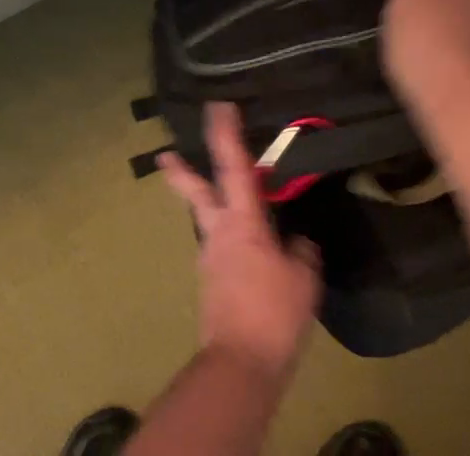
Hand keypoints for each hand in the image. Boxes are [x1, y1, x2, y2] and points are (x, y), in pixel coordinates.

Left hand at [157, 103, 321, 381]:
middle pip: (197, 194)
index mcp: (243, 223)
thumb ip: (300, 250)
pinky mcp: (213, 284)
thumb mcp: (304, 276)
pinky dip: (236, 243)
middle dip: (182, 172)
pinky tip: (255, 256)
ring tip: (240, 208)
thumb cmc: (274, 313)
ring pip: (210, 222)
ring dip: (215, 209)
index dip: (226, 134)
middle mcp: (219, 234)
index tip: (218, 106)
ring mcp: (211, 260)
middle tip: (166, 154)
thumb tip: (294, 242)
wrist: (241, 364)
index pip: (234, 167)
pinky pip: (224, 251)